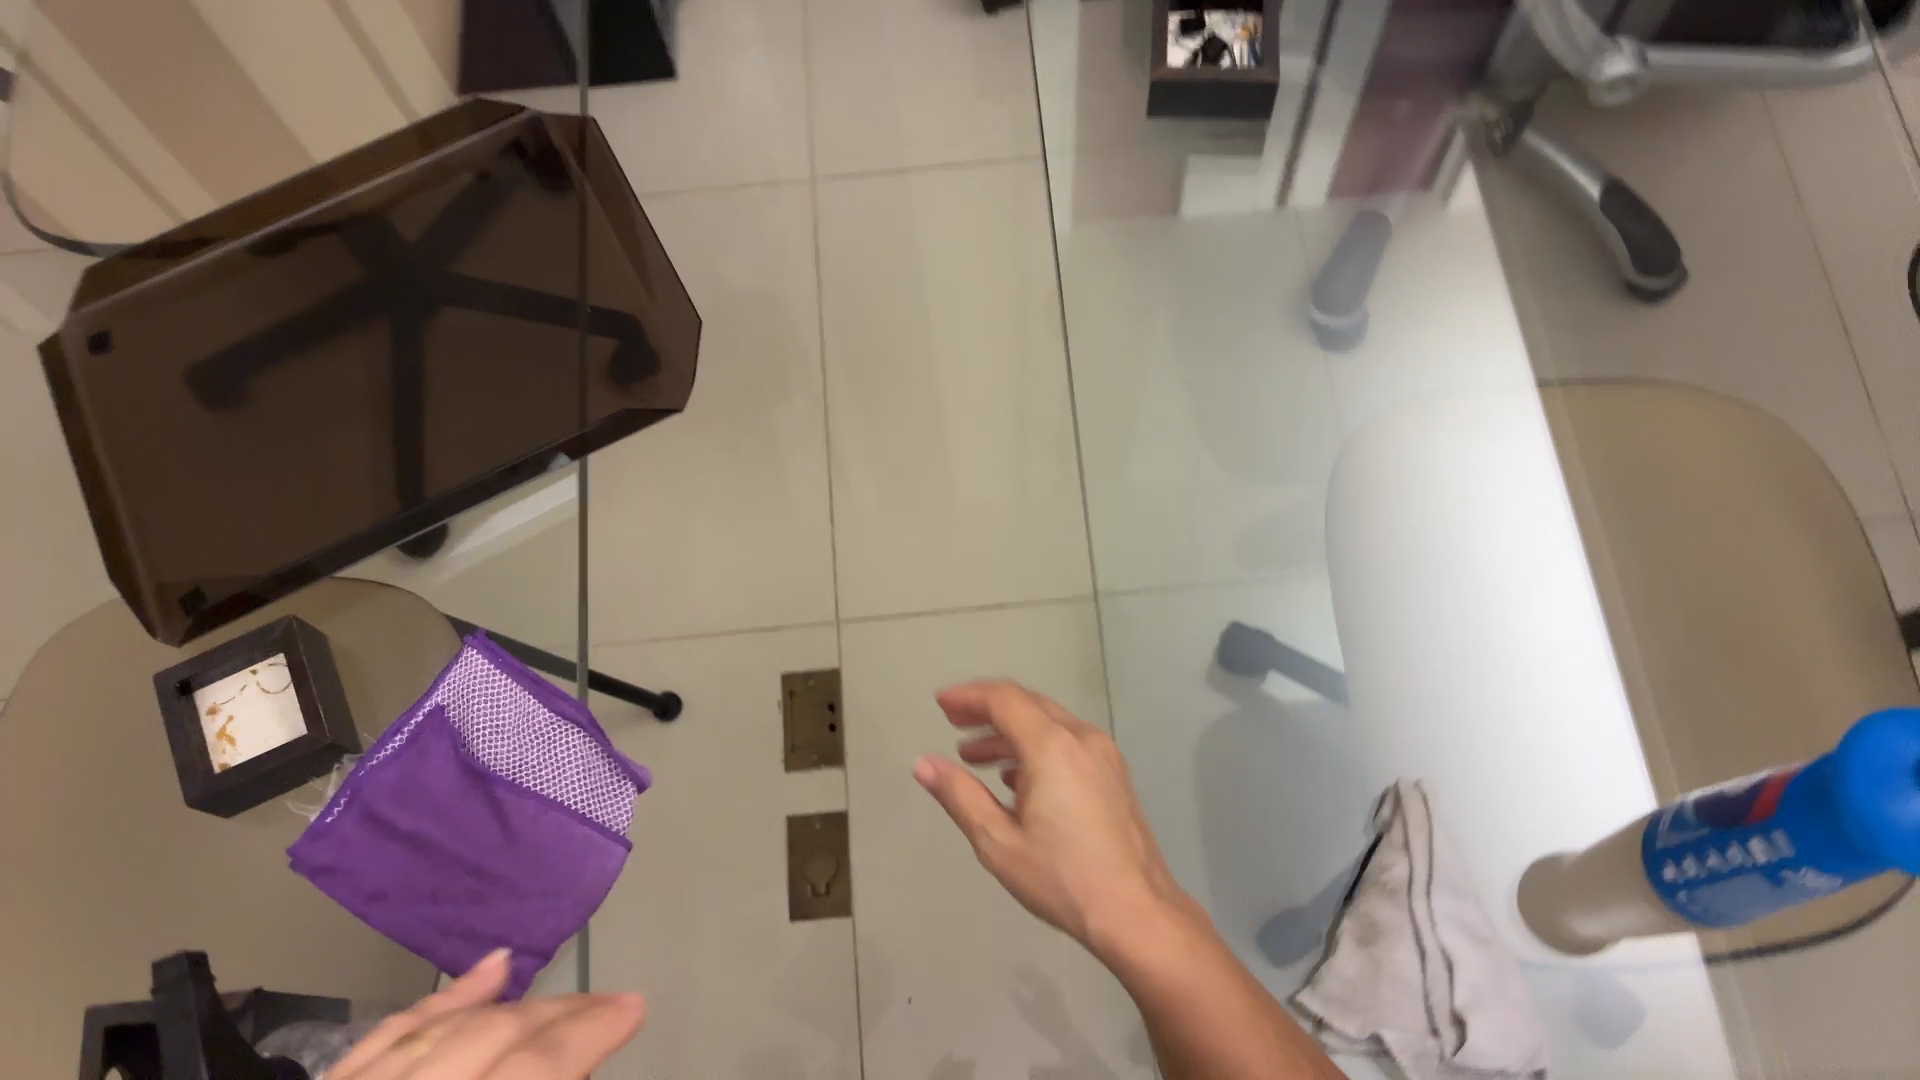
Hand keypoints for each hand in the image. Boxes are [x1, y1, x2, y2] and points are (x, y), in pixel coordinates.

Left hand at [330, 948, 643, 1078]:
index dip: (591, 1031)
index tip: (636, 1006)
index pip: (537, 1065)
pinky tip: (489, 969)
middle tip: (614, 1000)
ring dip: (514, 1001)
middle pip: (496, 1034)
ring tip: (567, 990)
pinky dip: (441, 1003)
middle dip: (564, 1013)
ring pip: (448, 1027)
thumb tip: (583, 1065)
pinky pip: (387, 1035)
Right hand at [914, 680, 1192, 958]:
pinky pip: (1067, 742)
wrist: (1138, 913)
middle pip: (1028, 704)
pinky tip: (1015, 779)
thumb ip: (960, 796)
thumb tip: (924, 764)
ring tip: (974, 756)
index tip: (940, 703)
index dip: (969, 696)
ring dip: (1010, 731)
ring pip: (1049, 723)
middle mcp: (1081, 738)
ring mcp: (1103, 755)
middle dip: (987, 709)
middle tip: (952, 721)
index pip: (1005, 700)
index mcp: (1052, 747)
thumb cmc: (1063, 879)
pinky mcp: (1114, 774)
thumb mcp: (998, 842)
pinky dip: (1035, 746)